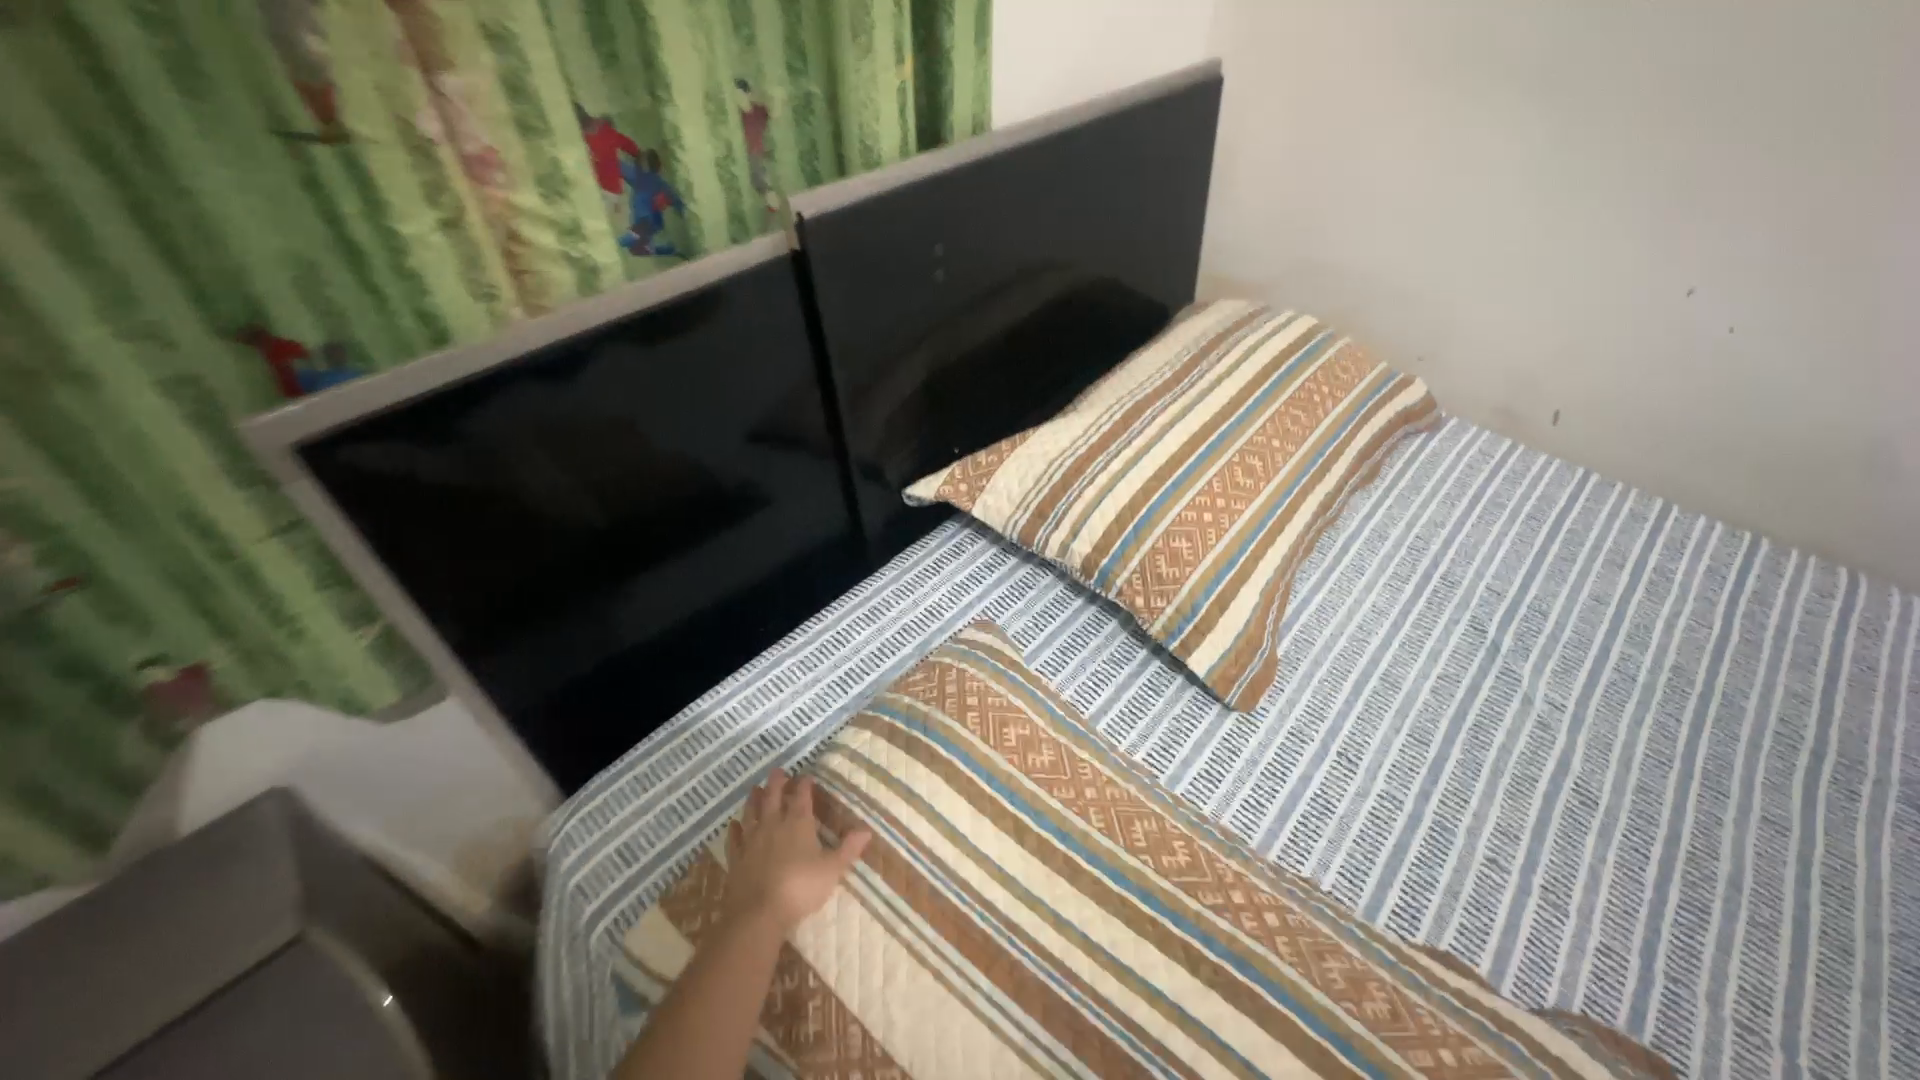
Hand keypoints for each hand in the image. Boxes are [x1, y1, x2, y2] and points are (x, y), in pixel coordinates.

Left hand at [721, 768, 871, 934]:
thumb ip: (848, 848)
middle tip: (778, 771)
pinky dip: (735, 829)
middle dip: (777, 783)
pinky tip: (734, 825)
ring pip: (751, 812)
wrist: (759, 912)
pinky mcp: (736, 858)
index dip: (804, 785)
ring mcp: (751, 840)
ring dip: (754, 799)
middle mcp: (773, 825)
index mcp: (798, 824)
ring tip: (755, 788)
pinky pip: (735, 838)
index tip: (806, 776)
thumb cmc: (801, 887)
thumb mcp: (833, 869)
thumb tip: (867, 830)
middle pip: (773, 797)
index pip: (802, 797)